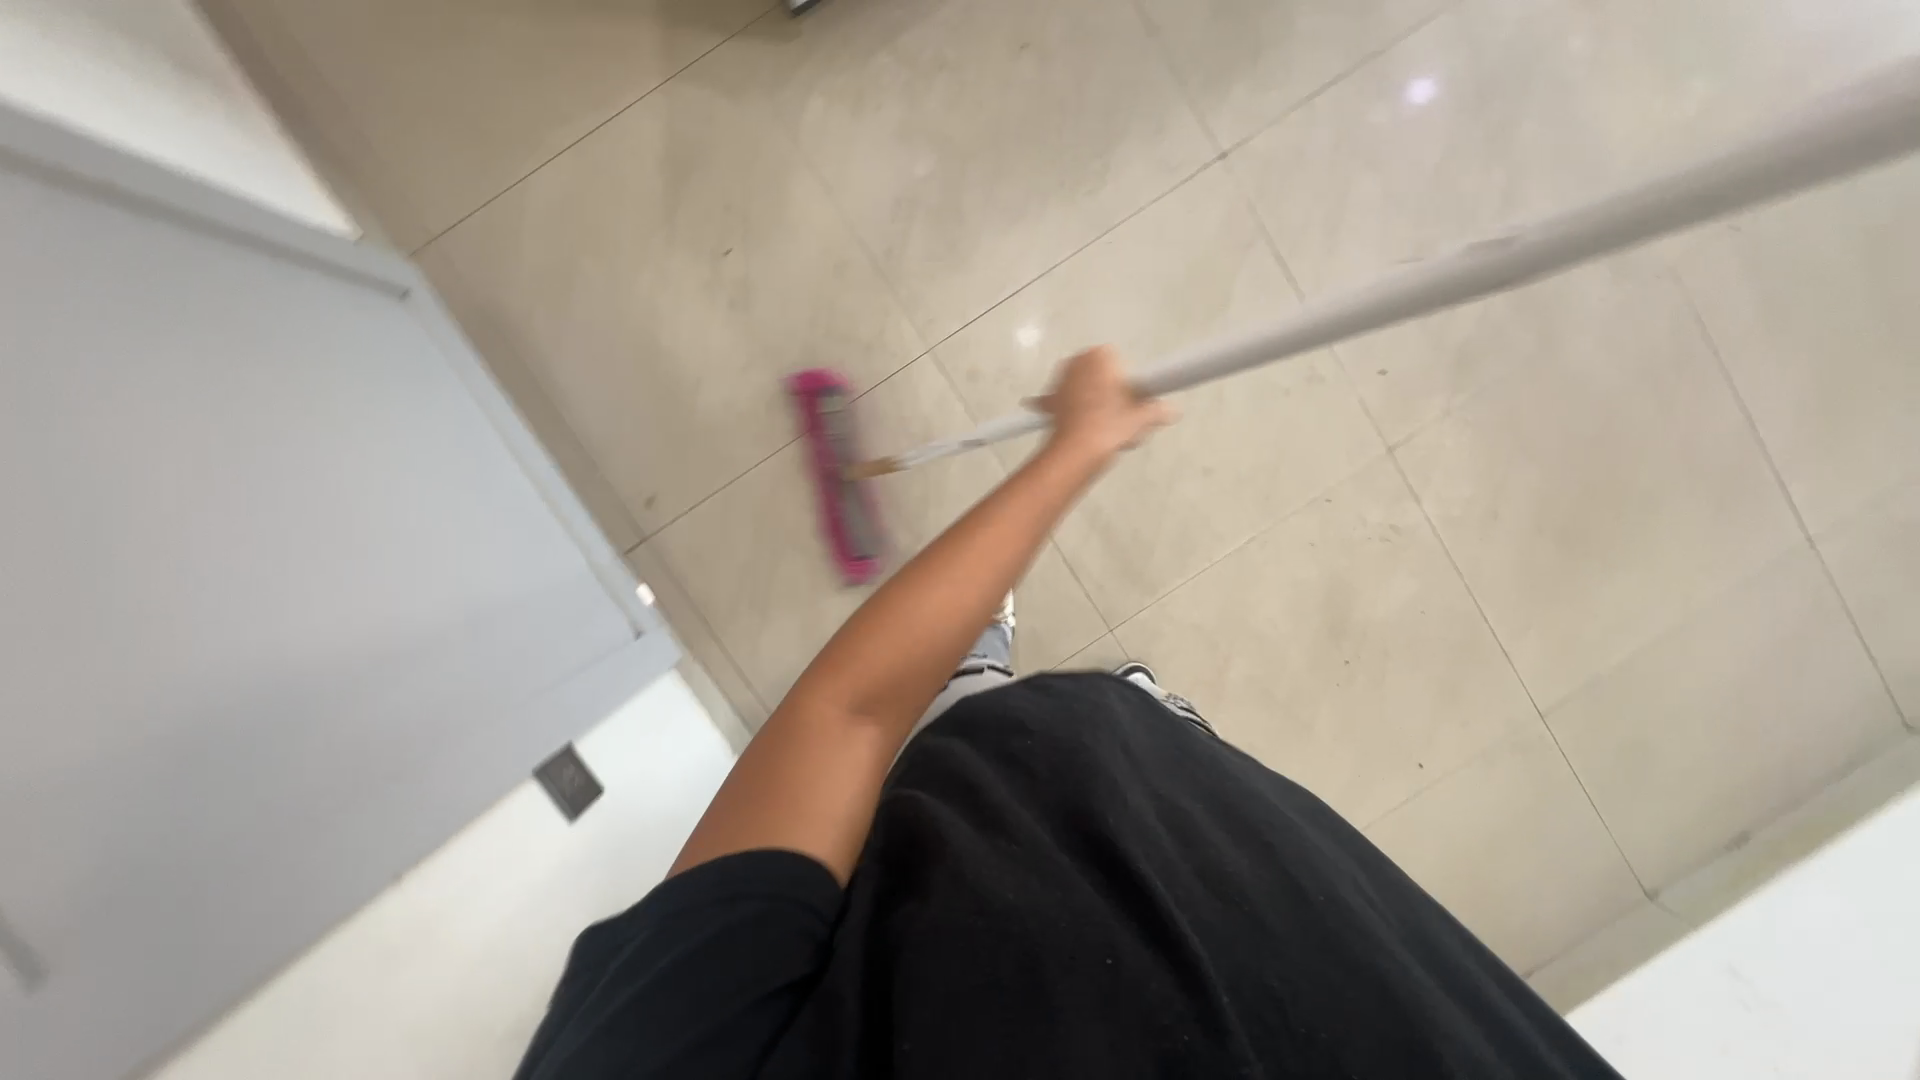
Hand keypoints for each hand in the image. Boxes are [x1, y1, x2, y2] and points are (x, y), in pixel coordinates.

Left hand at [1033, 346, 1176, 463]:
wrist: (1077, 451)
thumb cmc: (1110, 426)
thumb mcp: (1141, 417)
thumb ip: (1157, 411)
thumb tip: (1173, 412)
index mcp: (1100, 356)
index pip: (1118, 361)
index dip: (1125, 381)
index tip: (1130, 398)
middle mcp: (1076, 362)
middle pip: (1098, 373)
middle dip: (1108, 389)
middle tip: (1118, 412)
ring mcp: (1059, 380)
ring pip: (1081, 386)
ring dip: (1090, 398)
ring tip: (1102, 423)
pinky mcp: (1049, 400)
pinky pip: (1061, 400)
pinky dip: (1068, 408)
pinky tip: (1078, 423)